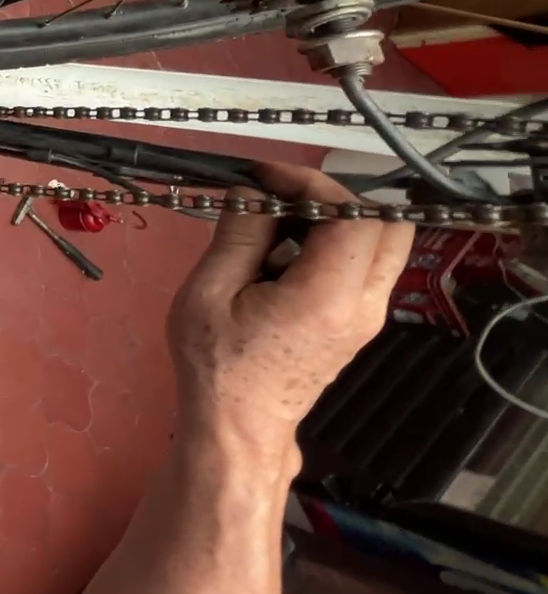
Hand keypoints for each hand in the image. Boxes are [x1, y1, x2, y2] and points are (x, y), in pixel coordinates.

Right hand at [167, 163, 414, 455]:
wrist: (238, 417)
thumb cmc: (214, 358)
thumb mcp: (207, 291)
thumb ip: (237, 237)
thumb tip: (249, 192)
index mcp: (326, 297)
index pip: (355, 219)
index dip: (313, 184)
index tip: (263, 176)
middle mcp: (365, 304)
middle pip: (387, 227)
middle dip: (331, 196)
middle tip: (274, 193)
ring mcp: (368, 313)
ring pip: (378, 244)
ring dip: (330, 219)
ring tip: (267, 222)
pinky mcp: (357, 318)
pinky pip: (360, 264)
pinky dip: (327, 242)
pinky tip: (275, 252)